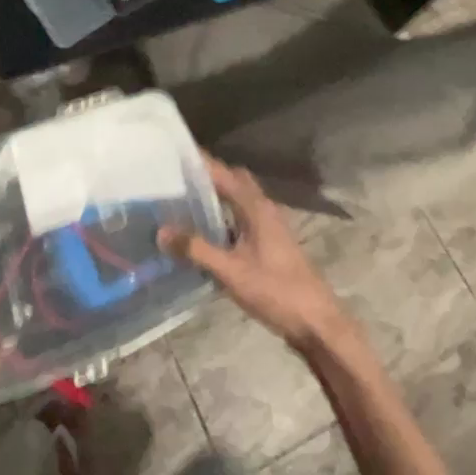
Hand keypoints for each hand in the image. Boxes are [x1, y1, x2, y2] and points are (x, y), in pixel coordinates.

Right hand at [159, 155, 352, 349]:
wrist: (315, 321)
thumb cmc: (276, 291)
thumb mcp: (231, 271)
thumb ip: (196, 249)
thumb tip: (160, 230)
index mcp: (256, 207)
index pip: (224, 173)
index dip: (200, 162)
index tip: (171, 155)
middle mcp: (263, 209)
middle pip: (233, 181)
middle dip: (206, 177)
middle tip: (173, 180)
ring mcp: (269, 226)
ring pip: (238, 201)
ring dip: (214, 198)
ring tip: (180, 203)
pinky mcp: (269, 243)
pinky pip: (241, 219)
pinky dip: (222, 219)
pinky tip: (202, 234)